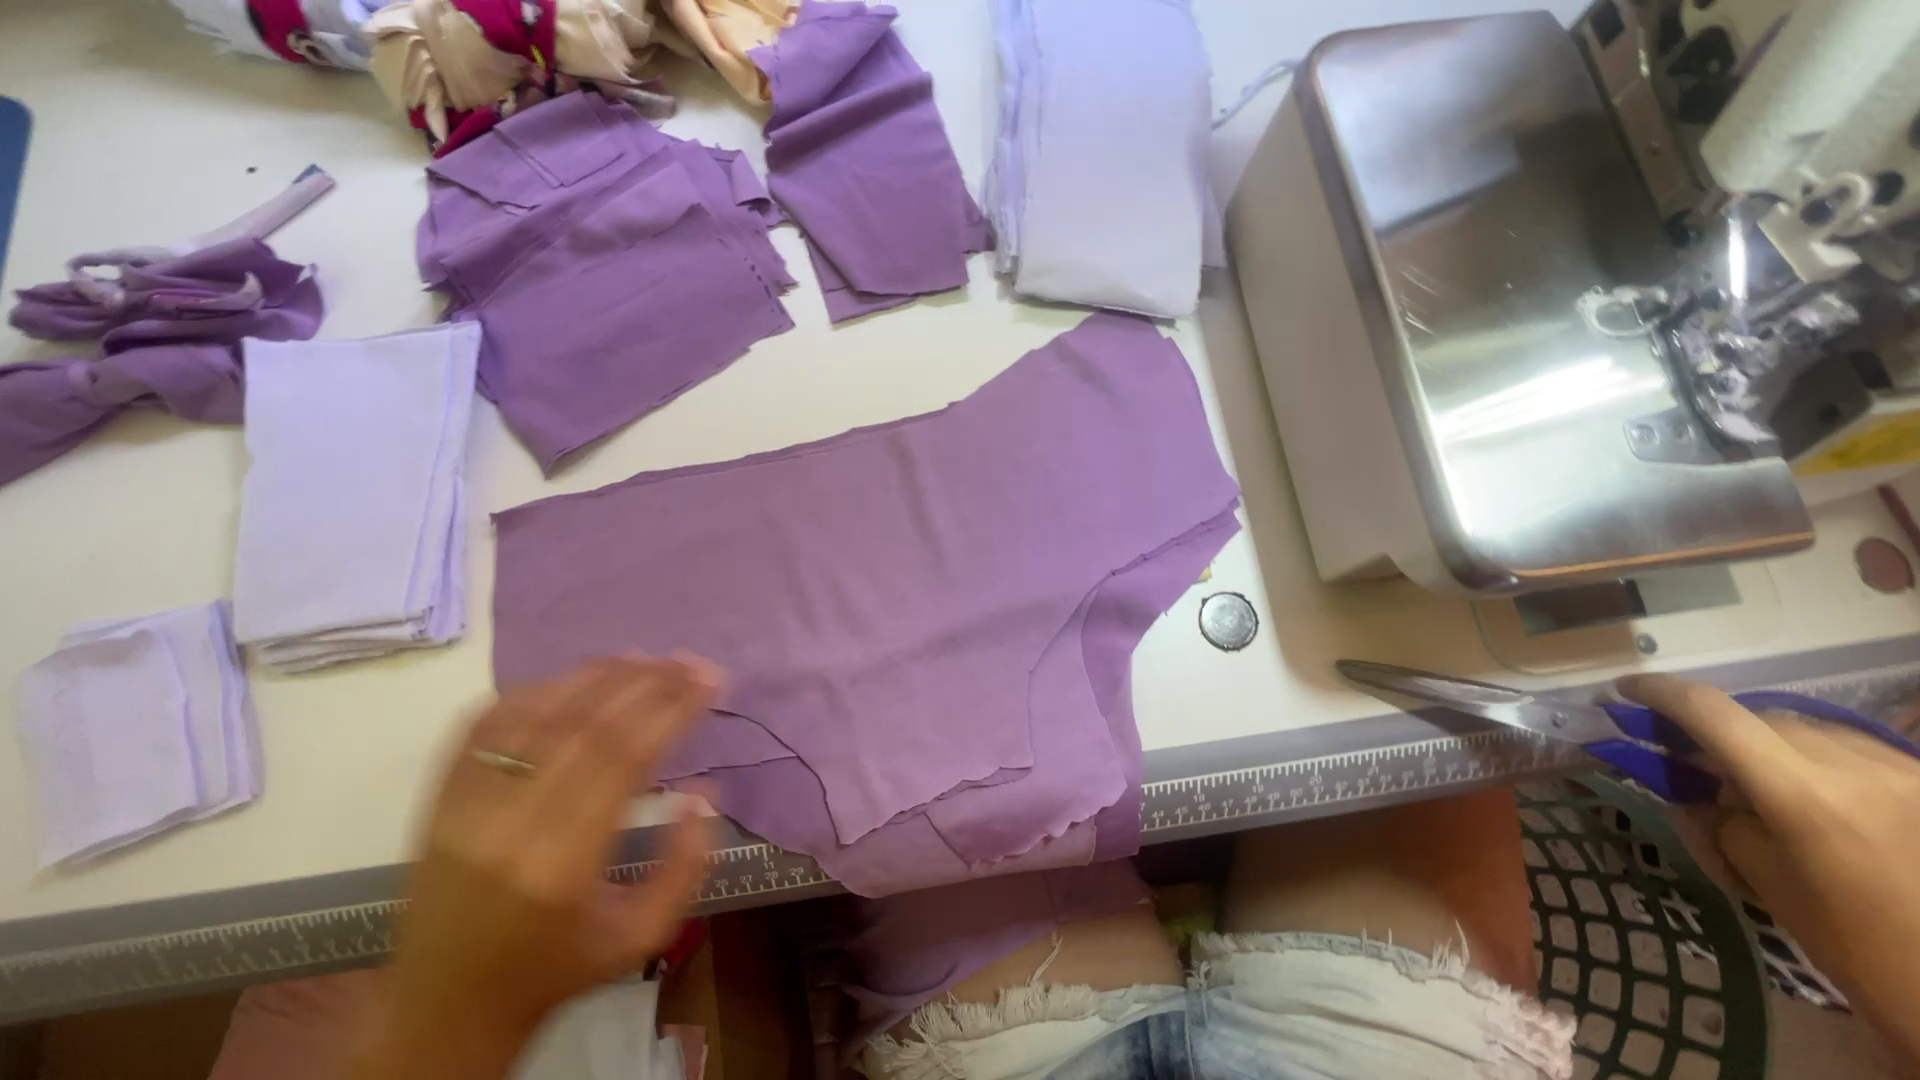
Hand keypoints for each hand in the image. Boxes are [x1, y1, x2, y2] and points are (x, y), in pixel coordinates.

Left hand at [351, 655, 718, 1079]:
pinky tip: (577, 678)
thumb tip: (703, 792)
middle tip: (690, 660)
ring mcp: (466, 805)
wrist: (442, 1005)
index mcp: (563, 864)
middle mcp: (509, 824)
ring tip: (645, 657)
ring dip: (596, 676)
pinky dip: (536, 690)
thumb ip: (685, 867)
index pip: (624, 757)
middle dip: (647, 683)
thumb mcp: (642, 937)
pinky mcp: (439, 796)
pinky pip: (486, 723)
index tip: (710, 680)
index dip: (672, 709)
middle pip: (586, 724)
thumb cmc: (555, 970)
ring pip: (538, 713)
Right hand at [1617, 674, 1919, 1064]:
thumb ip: (1718, 816)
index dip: (1659, 692)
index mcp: (1804, 793)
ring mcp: (1904, 770)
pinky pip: (1855, 746)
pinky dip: (1817, 756)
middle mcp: (1858, 766)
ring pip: (1809, 727)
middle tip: (1689, 759)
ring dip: (1769, 742)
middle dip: (1716, 730)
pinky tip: (1817, 794)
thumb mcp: (1761, 877)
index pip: (1712, 713)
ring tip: (1758, 783)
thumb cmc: (1851, 944)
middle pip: (1760, 717)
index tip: (1623, 690)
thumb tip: (1696, 784)